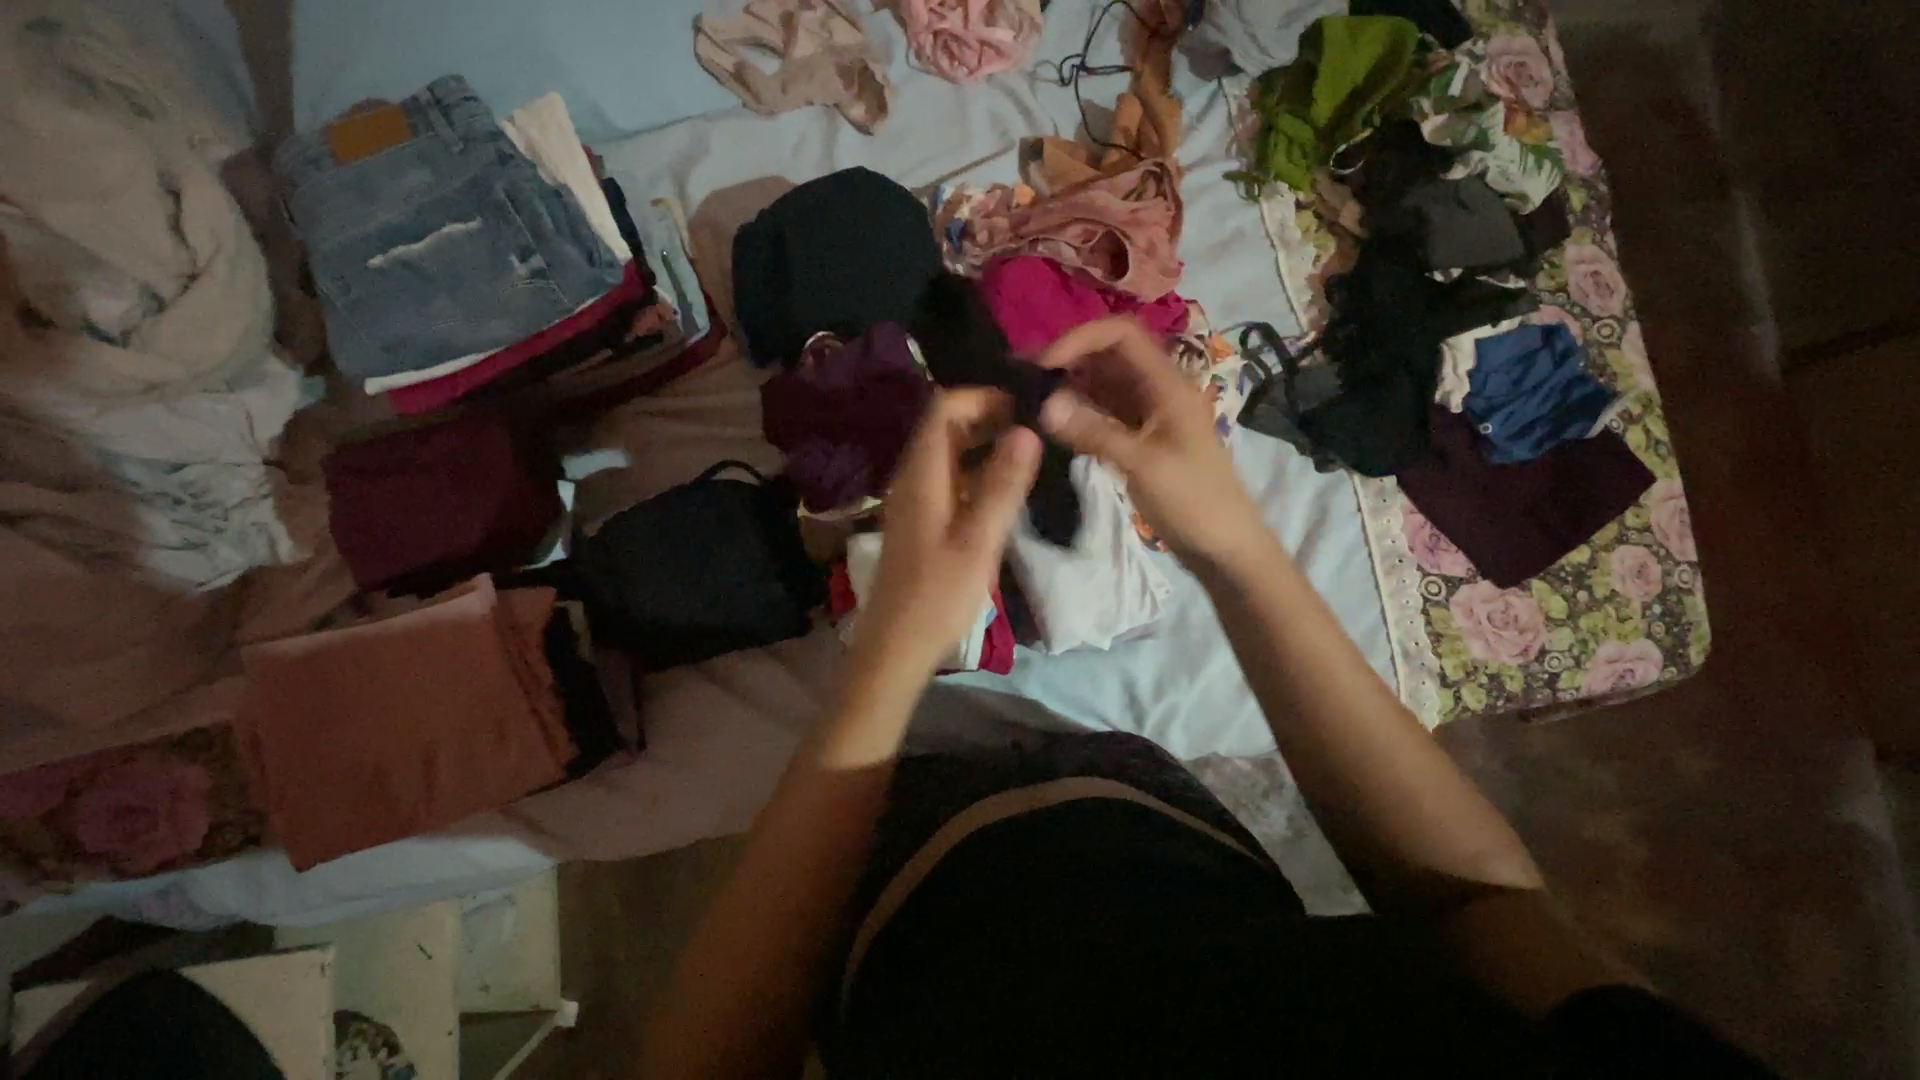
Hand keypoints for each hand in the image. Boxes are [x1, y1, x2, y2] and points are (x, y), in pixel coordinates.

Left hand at [852, 388, 1040, 674]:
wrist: (896, 646)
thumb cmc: (938, 596)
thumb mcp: (978, 541)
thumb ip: (1002, 485)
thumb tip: (1027, 430)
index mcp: (921, 474)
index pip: (944, 407)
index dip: (983, 396)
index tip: (1025, 405)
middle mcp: (912, 478)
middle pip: (945, 427)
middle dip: (987, 416)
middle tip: (1035, 425)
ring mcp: (913, 500)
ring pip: (947, 454)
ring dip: (983, 444)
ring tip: (1029, 451)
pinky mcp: (920, 522)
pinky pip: (948, 480)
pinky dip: (975, 472)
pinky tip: (1005, 489)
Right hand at [1036, 317, 1268, 570]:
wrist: (1223, 545)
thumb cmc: (1193, 501)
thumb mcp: (1142, 464)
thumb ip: (1094, 431)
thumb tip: (1044, 405)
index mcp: (1168, 384)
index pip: (1122, 334)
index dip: (1081, 337)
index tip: (1044, 365)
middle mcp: (1157, 390)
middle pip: (1108, 355)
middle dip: (1069, 361)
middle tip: (1026, 384)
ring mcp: (1148, 414)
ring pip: (1103, 385)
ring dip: (1070, 387)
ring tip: (1030, 402)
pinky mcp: (1139, 438)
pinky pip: (1104, 412)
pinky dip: (1079, 413)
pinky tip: (1053, 424)